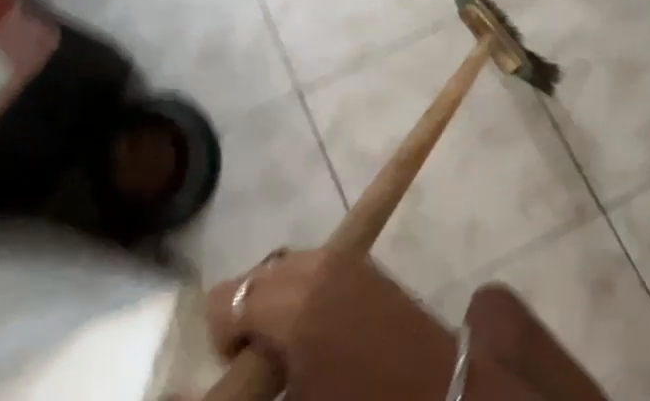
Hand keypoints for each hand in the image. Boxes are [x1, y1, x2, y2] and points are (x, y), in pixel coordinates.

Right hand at [199, 248, 456, 400]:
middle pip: (254, 278)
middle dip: (249, 314)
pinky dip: (305, 289)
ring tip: (296, 344)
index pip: (224, 300)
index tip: (241, 370)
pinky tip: (322, 329)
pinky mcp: (367, 267)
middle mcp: (314, 270)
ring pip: (285, 267)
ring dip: (277, 298)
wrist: (448, 395)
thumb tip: (200, 384)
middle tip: (267, 362)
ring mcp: (344, 262)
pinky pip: (316, 266)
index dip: (223, 337)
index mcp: (292, 307)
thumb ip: (251, 388)